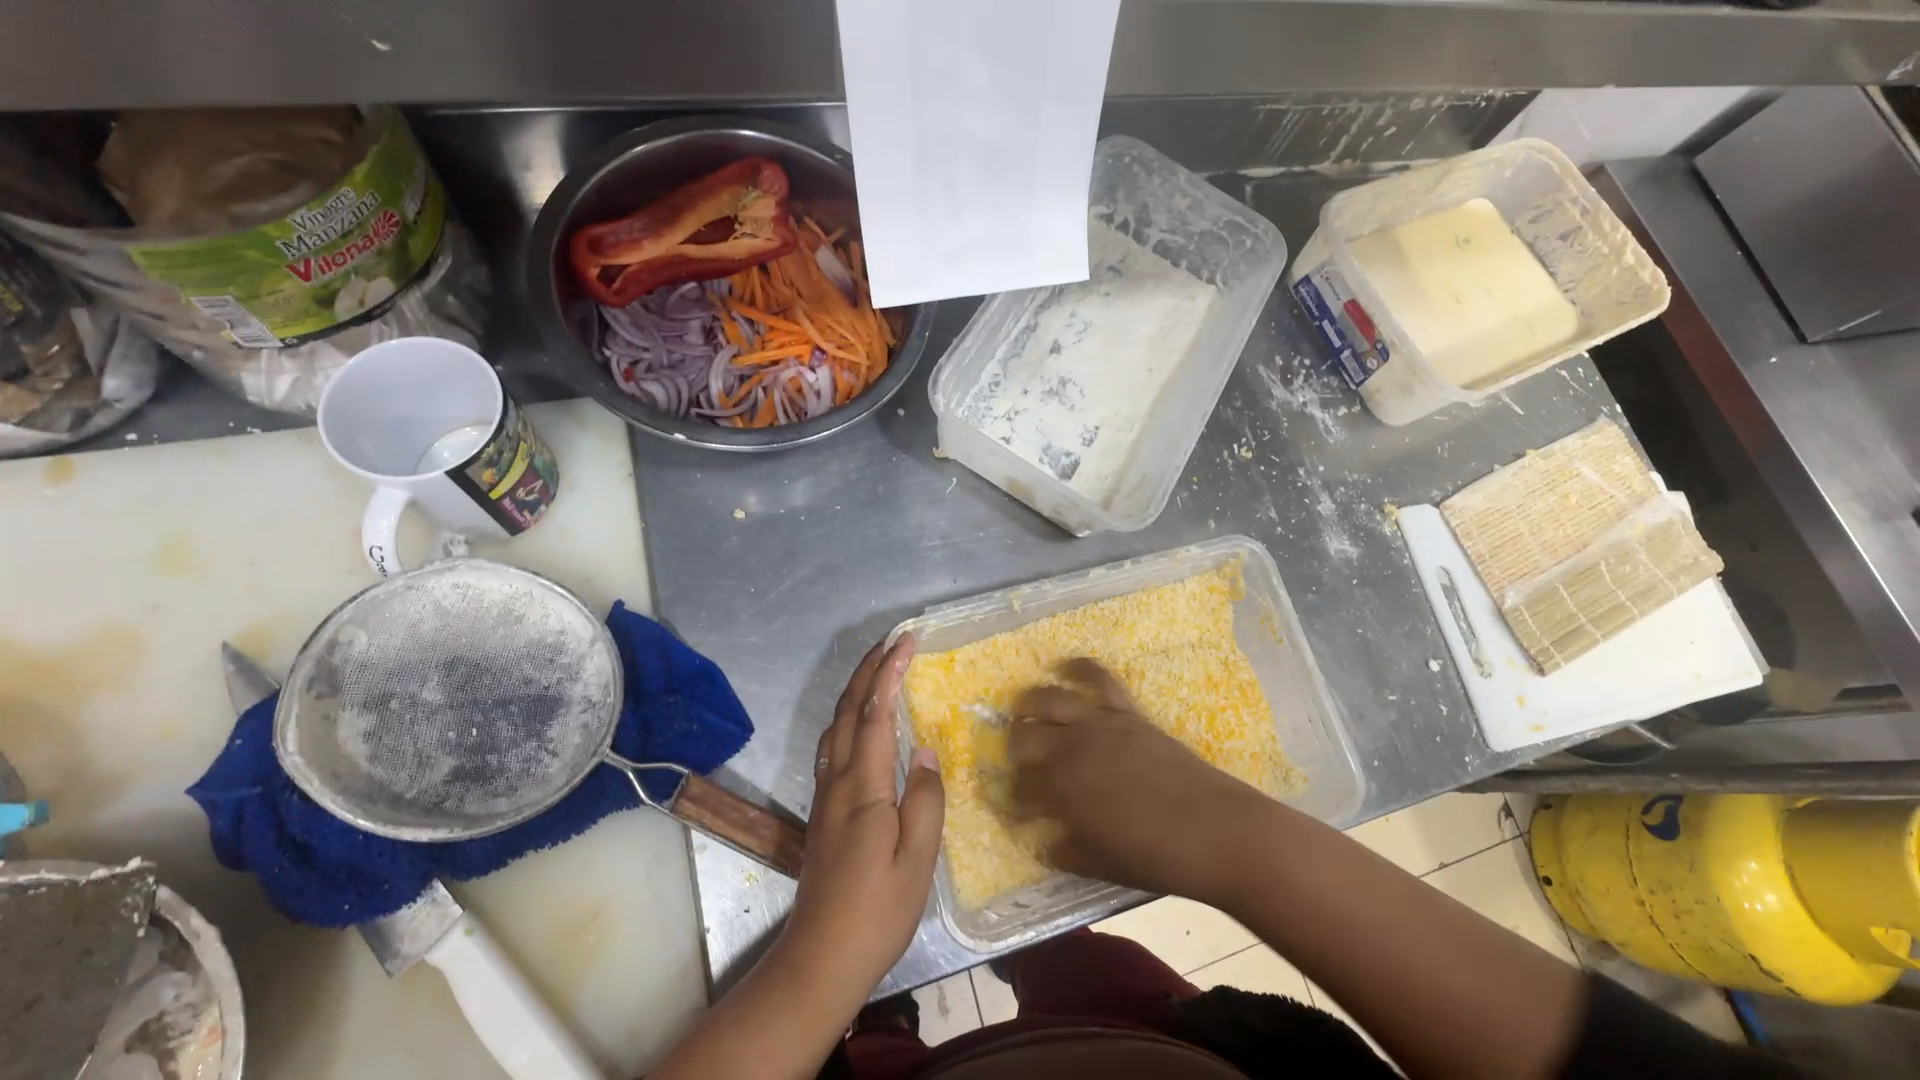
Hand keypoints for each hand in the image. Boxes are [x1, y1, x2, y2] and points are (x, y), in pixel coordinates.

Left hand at [778, 635, 943, 995]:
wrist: (822, 956)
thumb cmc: (877, 911)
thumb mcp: (917, 860)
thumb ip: (924, 800)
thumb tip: (923, 750)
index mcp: (862, 788)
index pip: (875, 714)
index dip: (889, 672)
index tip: (906, 639)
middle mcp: (836, 782)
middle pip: (847, 711)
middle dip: (868, 669)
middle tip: (893, 639)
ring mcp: (825, 797)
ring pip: (835, 727)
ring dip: (855, 690)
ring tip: (879, 669)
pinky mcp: (823, 812)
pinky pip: (833, 747)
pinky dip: (848, 718)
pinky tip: (858, 724)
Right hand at [1009, 658, 1273, 906]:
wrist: (1218, 832)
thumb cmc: (1156, 856)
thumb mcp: (1100, 865)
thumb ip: (1067, 850)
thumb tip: (1048, 842)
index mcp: (1059, 792)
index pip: (1019, 791)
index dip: (1014, 802)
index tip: (1019, 813)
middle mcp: (1070, 750)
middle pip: (1023, 739)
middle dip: (1014, 752)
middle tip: (1020, 765)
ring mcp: (1100, 725)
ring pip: (1048, 700)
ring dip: (1029, 704)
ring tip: (1023, 711)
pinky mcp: (1127, 713)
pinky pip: (1099, 678)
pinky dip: (1081, 667)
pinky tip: (1066, 665)